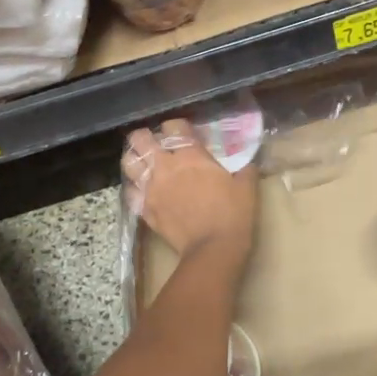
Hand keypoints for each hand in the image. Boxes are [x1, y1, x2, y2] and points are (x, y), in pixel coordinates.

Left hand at [123, 118, 258, 258]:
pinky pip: (130, 192)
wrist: (213, 249)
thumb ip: (245, 170)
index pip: (173, 126)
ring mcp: (151, 188)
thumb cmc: (233, 215)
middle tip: (154, 144)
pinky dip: (134, 188)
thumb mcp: (246, 187)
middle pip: (140, 139)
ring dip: (134, 159)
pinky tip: (143, 190)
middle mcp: (165, 167)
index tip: (183, 133)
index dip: (176, 126)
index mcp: (190, 156)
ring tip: (144, 163)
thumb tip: (248, 164)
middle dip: (144, 137)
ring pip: (128, 163)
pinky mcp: (144, 209)